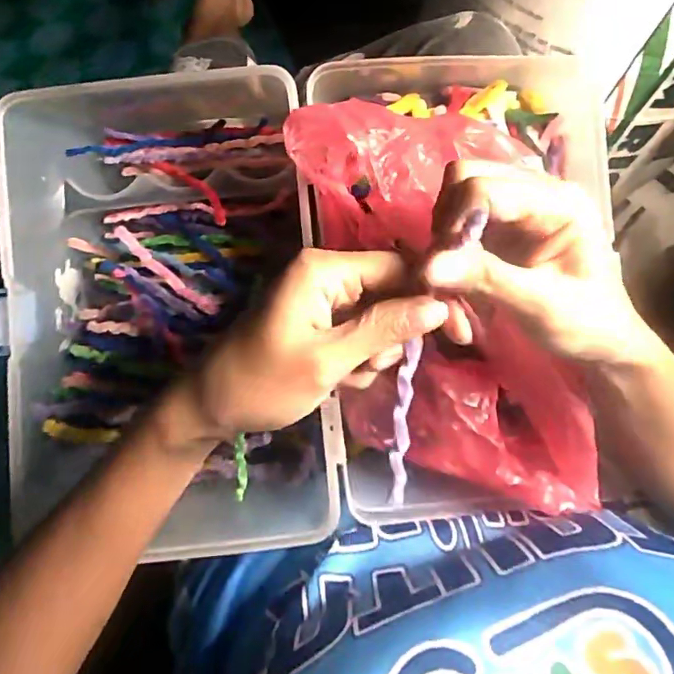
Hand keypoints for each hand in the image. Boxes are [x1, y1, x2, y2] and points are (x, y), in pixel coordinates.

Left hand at [179, 249, 458, 442]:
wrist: (211, 407)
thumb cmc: (264, 382)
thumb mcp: (328, 360)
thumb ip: (384, 329)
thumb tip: (440, 306)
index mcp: (324, 268)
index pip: (397, 266)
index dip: (432, 295)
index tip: (461, 332)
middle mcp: (327, 272)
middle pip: (391, 289)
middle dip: (398, 331)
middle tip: (386, 368)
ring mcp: (324, 295)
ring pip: (380, 314)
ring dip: (377, 350)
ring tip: (350, 377)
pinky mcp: (321, 317)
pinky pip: (361, 330)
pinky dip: (361, 357)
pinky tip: (341, 381)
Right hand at [423, 161, 666, 370]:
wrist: (602, 344)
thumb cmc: (585, 324)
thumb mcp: (539, 305)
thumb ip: (486, 278)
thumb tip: (428, 267)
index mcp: (558, 200)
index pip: (484, 187)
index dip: (455, 223)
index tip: (444, 270)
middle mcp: (535, 190)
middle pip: (464, 178)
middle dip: (446, 226)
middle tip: (444, 275)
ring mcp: (516, 204)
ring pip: (455, 198)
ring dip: (444, 244)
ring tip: (452, 292)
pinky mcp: (501, 222)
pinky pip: (458, 222)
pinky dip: (449, 255)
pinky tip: (459, 291)